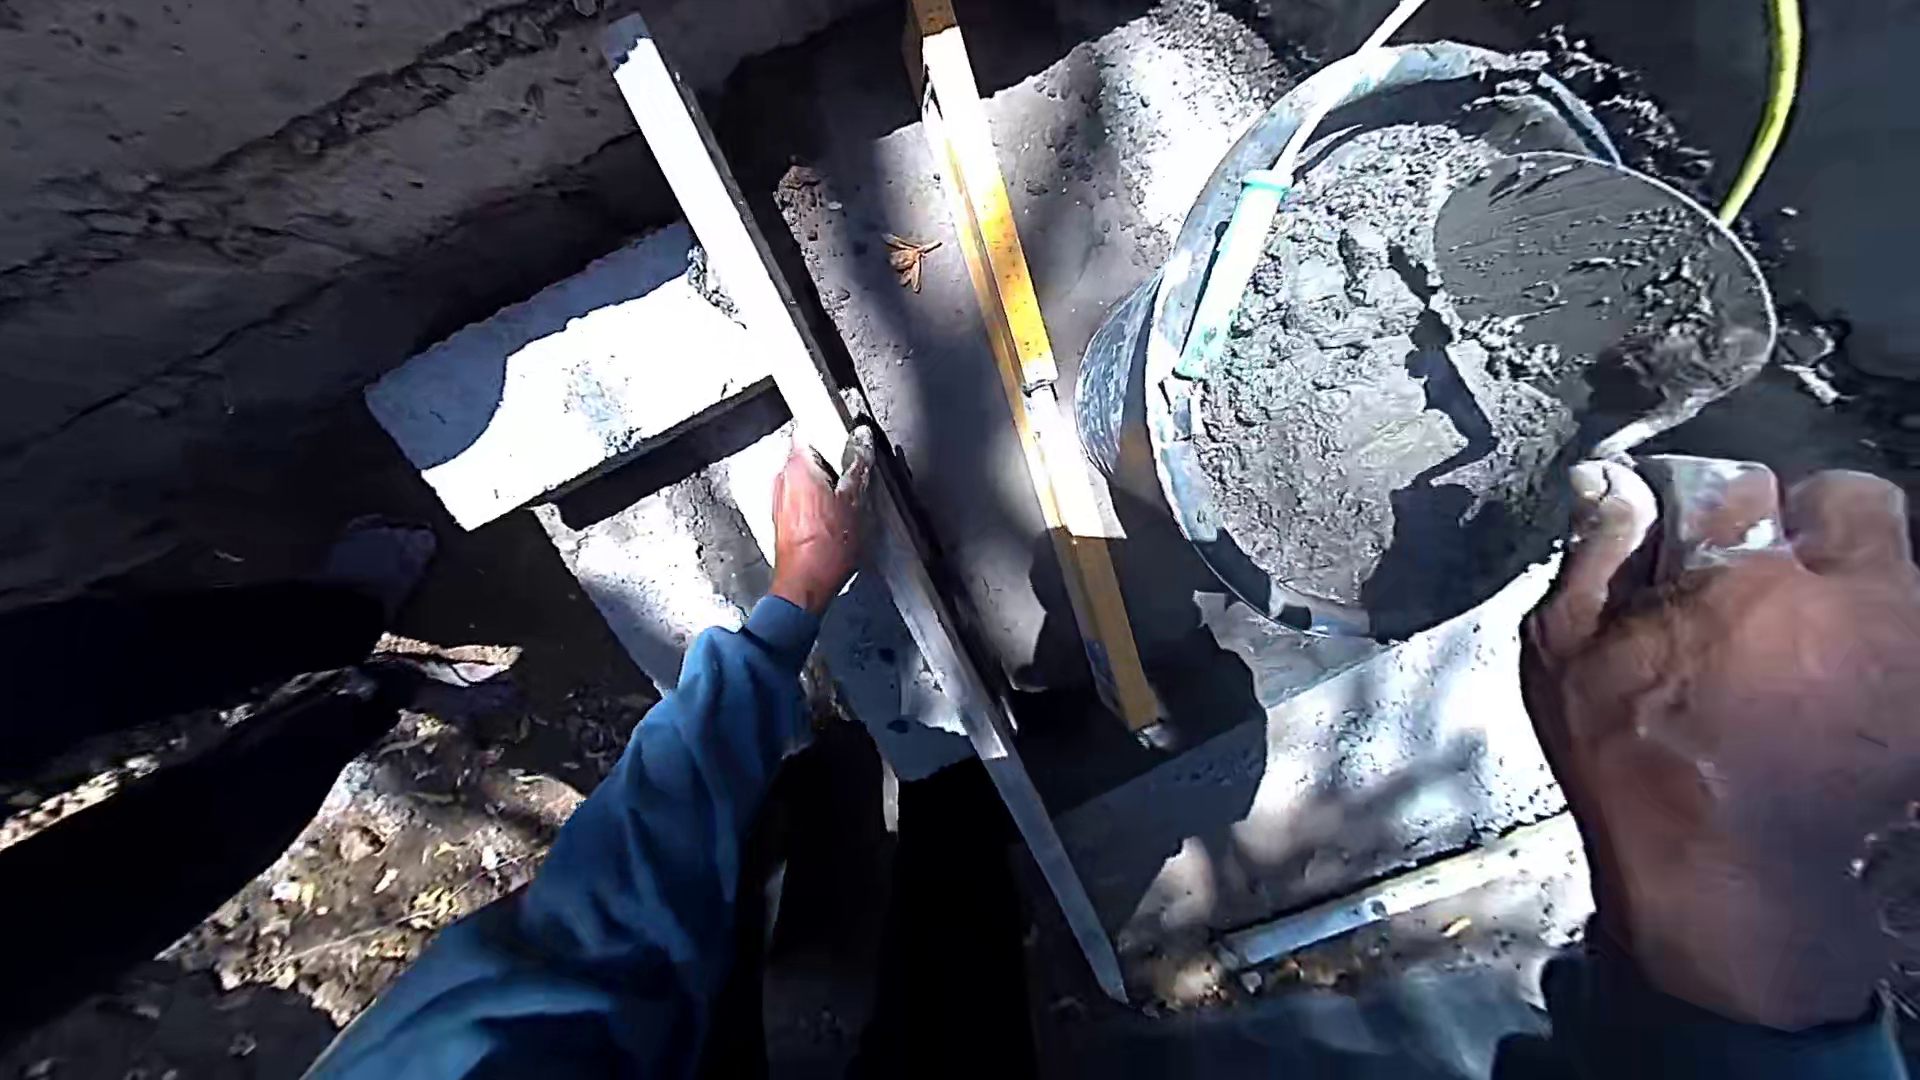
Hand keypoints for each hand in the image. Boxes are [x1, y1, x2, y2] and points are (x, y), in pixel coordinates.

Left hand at [768, 426, 873, 614]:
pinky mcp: (782, 516)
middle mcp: (782, 478)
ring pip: (805, 476)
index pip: (808, 430)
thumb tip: (862, 442)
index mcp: (797, 467)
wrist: (805, 584)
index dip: (829, 430)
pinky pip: (801, 496)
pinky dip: (816, 499)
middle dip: (830, 460)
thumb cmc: (826, 549)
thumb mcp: (853, 503)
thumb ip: (857, 467)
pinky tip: (833, 516)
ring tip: (845, 498)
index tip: (846, 436)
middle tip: (853, 473)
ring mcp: (779, 498)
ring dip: (824, 481)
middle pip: (808, 454)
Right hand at [1523, 457, 1919, 1030]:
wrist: (1719, 855)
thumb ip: (1593, 554)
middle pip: (1851, 498)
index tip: (1658, 521)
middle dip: (1787, 514)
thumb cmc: (1620, 741)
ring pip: (1890, 555)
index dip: (1686, 494)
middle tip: (1725, 566)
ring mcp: (1913, 643)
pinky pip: (1902, 617)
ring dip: (1826, 569)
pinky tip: (1798, 667)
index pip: (1736, 481)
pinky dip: (1854, 621)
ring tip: (1762, 624)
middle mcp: (1855, 594)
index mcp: (1742, 578)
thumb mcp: (1564, 643)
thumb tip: (1604, 482)